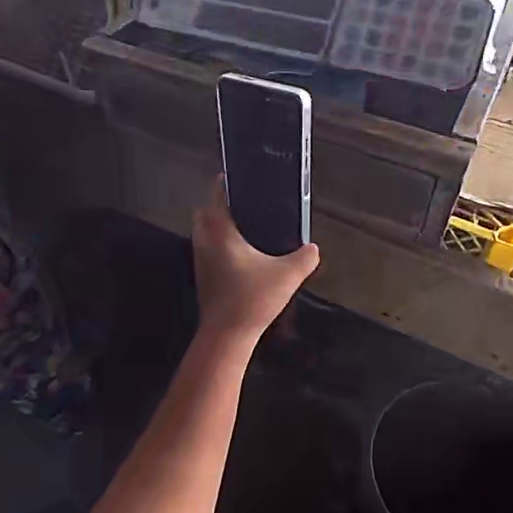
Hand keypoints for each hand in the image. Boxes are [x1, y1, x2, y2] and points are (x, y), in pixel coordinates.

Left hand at [190, 177, 319, 338]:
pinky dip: (218, 244)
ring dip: (217, 225)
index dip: (227, 183)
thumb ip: (304, 258)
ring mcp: (199, 259)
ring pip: (203, 231)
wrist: (226, 335)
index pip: (218, 195)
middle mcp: (204, 240)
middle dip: (220, 204)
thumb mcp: (287, 276)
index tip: (239, 177)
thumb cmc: (251, 299)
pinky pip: (207, 248)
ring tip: (245, 228)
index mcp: (220, 231)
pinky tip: (241, 254)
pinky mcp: (202, 275)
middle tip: (244, 204)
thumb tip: (312, 248)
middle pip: (204, 211)